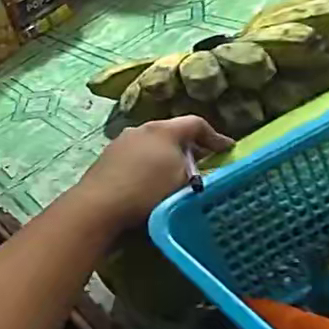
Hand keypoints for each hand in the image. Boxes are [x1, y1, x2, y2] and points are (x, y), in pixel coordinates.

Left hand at [71, 116, 232, 224]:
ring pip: (152, 143)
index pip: (196, 124)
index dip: (216, 137)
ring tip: (179, 174)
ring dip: (168, 155)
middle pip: (172, 132)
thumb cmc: (149, 193)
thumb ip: (201, 175)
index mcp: (163, 130)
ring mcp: (120, 141)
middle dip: (191, 147)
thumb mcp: (187, 186)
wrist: (100, 205)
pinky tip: (152, 181)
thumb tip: (205, 172)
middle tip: (206, 163)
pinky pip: (136, 155)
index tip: (228, 151)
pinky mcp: (107, 156)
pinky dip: (149, 163)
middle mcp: (140, 129)